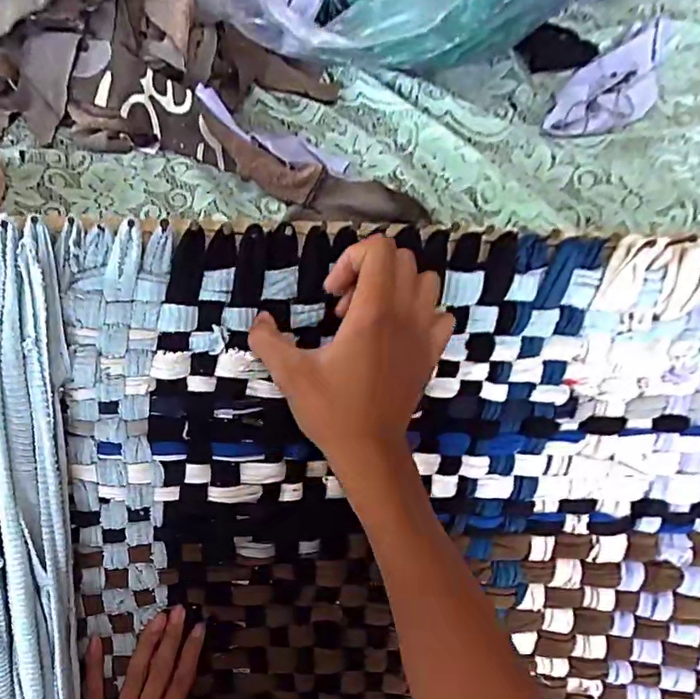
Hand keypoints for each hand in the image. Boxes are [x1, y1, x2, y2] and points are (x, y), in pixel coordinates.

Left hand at [73, 608, 219, 698]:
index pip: (181, 683)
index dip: (190, 654)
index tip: (198, 630)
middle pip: (160, 670)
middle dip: (172, 638)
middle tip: (180, 611)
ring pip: (135, 673)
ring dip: (147, 643)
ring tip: (157, 618)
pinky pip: (93, 690)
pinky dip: (94, 665)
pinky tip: (97, 641)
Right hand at [247, 235, 450, 476]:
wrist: (369, 448)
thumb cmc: (331, 411)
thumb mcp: (290, 375)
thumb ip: (268, 341)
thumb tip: (261, 321)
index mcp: (372, 313)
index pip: (378, 249)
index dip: (350, 259)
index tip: (331, 295)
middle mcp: (405, 315)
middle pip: (400, 259)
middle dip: (368, 271)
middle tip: (344, 306)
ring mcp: (424, 334)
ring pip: (425, 281)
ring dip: (395, 287)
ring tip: (369, 316)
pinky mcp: (432, 353)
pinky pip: (438, 313)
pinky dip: (419, 312)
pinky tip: (396, 333)